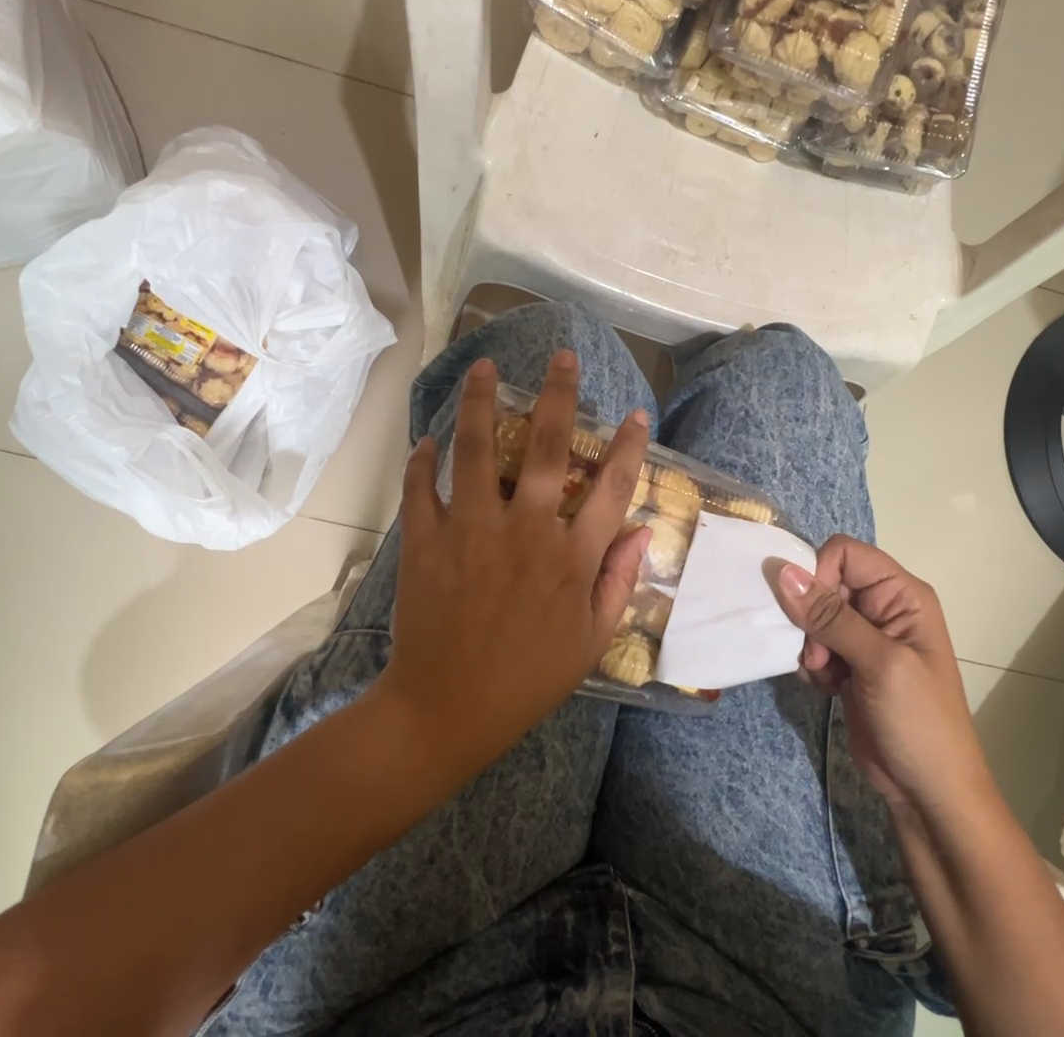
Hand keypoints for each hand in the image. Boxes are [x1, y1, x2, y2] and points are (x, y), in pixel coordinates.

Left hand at [379, 351, 650, 762]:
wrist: (449, 707)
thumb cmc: (527, 680)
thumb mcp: (591, 642)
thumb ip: (617, 584)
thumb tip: (642, 535)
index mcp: (572, 558)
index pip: (613, 488)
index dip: (629, 447)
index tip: (636, 415)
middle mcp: (526, 530)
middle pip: (549, 447)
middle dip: (560, 395)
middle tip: (563, 357)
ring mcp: (472, 530)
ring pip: (479, 450)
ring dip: (483, 403)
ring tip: (484, 367)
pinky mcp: (426, 540)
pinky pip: (422, 487)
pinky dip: (423, 460)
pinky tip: (428, 440)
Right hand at [772, 537, 984, 807]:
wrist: (927, 789)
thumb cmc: (918, 722)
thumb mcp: (879, 663)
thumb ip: (830, 616)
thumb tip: (782, 570)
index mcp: (902, 594)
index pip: (844, 553)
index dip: (820, 576)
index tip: (811, 617)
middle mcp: (883, 607)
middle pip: (824, 583)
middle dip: (811, 618)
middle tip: (818, 656)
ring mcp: (864, 637)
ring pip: (812, 616)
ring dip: (809, 645)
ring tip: (826, 676)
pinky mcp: (848, 664)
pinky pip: (813, 645)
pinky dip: (812, 664)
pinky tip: (827, 688)